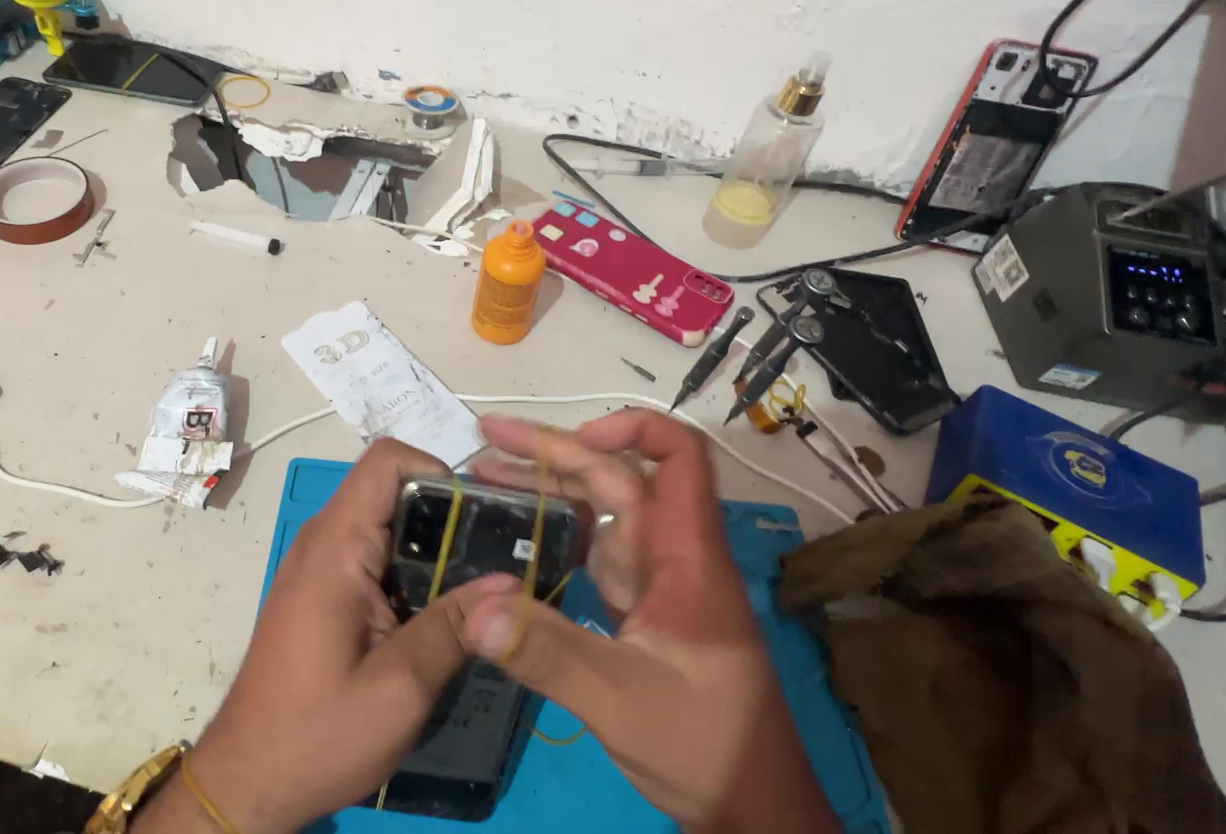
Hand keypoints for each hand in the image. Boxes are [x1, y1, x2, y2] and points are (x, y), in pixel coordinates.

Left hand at [135, 439, 515, 833]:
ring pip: (389, 524)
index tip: (482, 518)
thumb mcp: (399, 689)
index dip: (439, 472)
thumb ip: (455, 628)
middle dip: (449, 515)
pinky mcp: (325, 590)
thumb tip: (512, 584)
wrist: (248, 780)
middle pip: (394, 489)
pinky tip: (444, 613)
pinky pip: (377, 555)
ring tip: (482, 588)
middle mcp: (325, 540)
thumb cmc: (316, 735)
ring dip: (436, 548)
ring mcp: (322, 564)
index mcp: (337, 546)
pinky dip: (415, 570)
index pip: (387, 460)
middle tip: (499, 558)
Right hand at [459, 411, 837, 832]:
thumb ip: (549, 653)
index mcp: (685, 555)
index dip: (632, 428)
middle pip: (617, 478)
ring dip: (548, 489)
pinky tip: (515, 540)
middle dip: (554, 453)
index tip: (572, 437)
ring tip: (485, 478)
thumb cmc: (706, 745)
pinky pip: (595, 552)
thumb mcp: (622, 700)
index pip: (679, 458)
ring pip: (601, 512)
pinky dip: (554, 534)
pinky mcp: (641, 608)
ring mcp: (655, 581)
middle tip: (485, 443)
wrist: (751, 807)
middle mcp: (670, 554)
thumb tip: (474, 610)